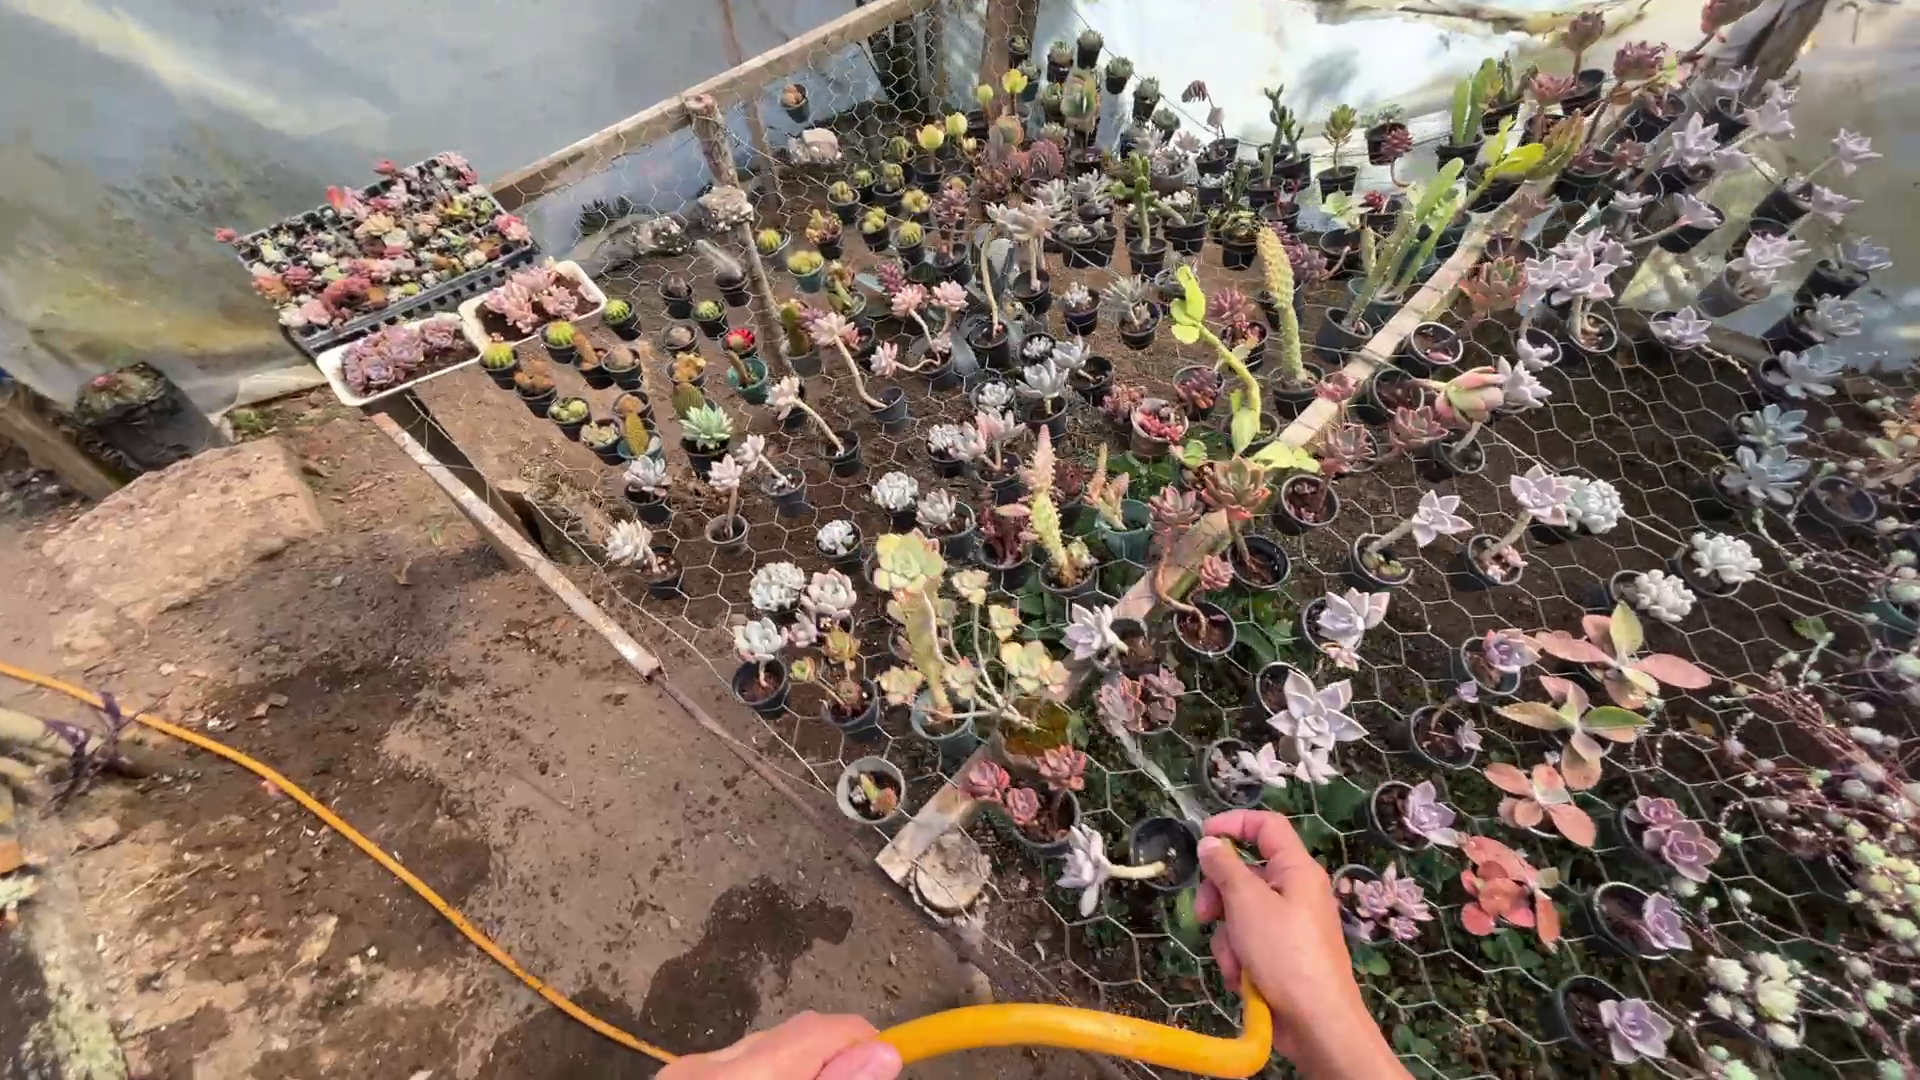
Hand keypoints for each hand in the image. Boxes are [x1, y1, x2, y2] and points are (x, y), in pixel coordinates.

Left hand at [656, 1012, 902, 1079]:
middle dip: (832, 1068)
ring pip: (763, 1057)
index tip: (887, 1073)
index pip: (820, 1031)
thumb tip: (883, 1054)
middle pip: (794, 1040)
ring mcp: (678, 1079)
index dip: (864, 1045)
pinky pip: (733, 1074)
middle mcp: (699, 1071)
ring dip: (799, 1079)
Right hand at [1195, 810, 1409, 1079]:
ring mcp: (1290, 924)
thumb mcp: (1246, 902)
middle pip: (1246, 871)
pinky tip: (1243, 978)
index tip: (1202, 837)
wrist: (1319, 1027)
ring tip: (1233, 960)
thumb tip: (1209, 843)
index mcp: (1296, 870)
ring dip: (1228, 934)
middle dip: (1219, 893)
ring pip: (1242, 910)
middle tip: (1205, 913)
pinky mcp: (1283, 954)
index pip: (1266, 825)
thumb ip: (1224, 866)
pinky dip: (1240, 955)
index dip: (1233, 823)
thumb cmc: (1285, 954)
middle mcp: (1295, 891)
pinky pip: (1250, 939)